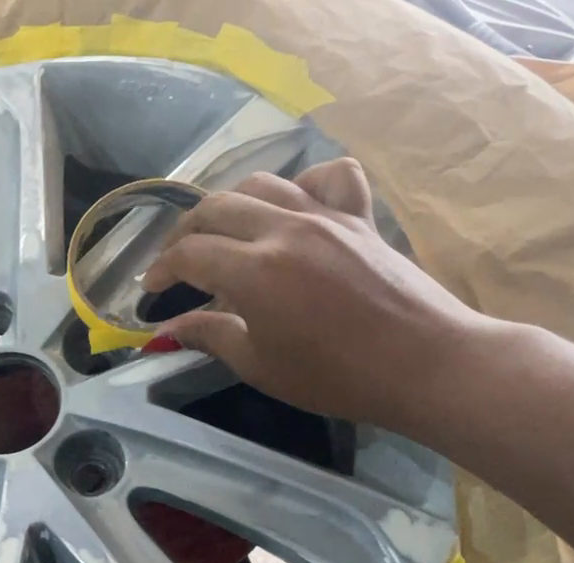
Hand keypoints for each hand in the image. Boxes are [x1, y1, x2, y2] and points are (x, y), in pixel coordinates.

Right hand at [141, 158, 488, 428]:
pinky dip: (304, 182)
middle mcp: (285, 229)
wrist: (423, 363)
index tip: (150, 290)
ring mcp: (326, 216)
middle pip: (217, 208)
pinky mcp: (360, 216)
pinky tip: (294, 205)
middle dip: (184, 231)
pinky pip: (329, 175)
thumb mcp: (257, 363)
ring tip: (220, 231)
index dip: (162, 269)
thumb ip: (209, 336)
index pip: (190, 253)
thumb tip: (165, 332)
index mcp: (254, 271)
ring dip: (230, 204)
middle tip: (173, 259)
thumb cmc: (333, 375)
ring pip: (262, 183)